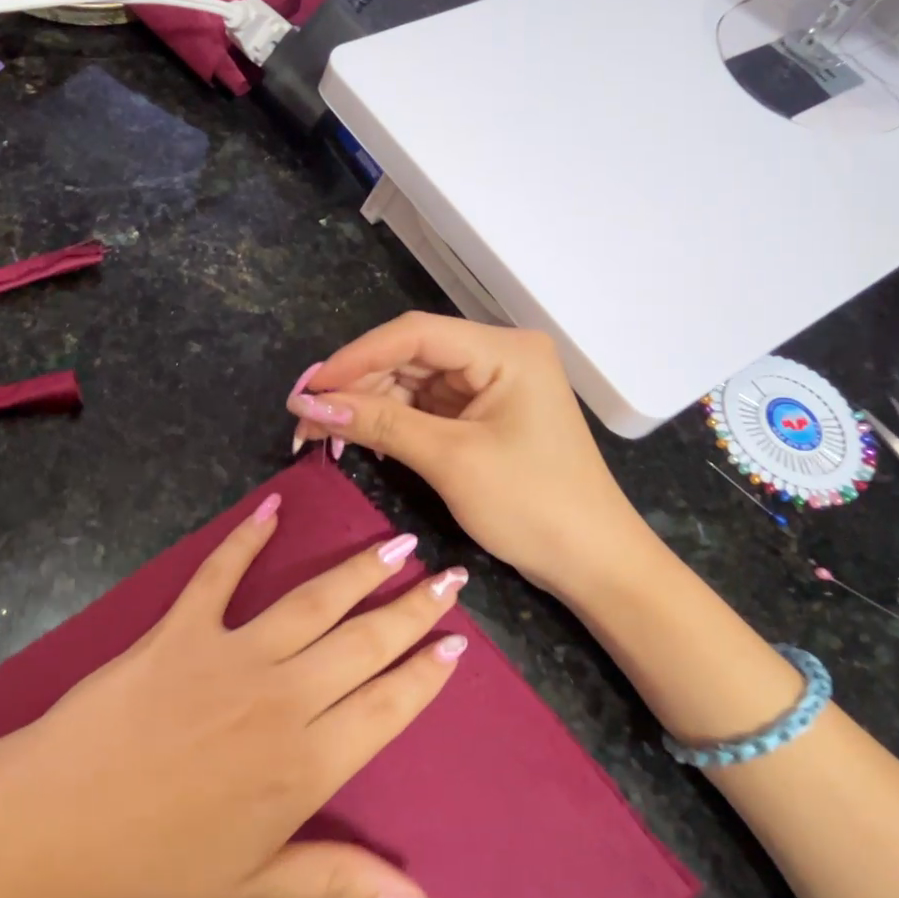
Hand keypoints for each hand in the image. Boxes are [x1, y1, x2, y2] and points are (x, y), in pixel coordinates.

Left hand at [0, 494, 469, 897]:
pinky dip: (245, 540)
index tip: (458, 640)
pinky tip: (271, 510)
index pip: (388, 707)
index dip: (426, 672)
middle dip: (412, 608)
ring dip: (357, 571)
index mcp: (307, 764)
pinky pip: (218, 576)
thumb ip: (349, 883)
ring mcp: (228, 656)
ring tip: (397, 544)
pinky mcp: (176, 631)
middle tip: (449, 575)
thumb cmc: (152, 870)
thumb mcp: (257, 888)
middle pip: (363, 644)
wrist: (51, 828)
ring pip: (311, 604)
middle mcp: (282, 698)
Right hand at [285, 313, 646, 598]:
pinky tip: (360, 441)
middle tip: (304, 420)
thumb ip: (379, 424)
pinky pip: (425, 408)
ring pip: (411, 382)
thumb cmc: (532, 505)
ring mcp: (491, 387)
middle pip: (408, 356)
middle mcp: (497, 356)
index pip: (413, 334)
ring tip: (322, 435)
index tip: (305, 390)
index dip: (353, 358)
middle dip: (356, 386)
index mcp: (504, 350)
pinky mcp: (483, 416)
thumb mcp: (450, 460)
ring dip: (367, 407)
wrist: (593, 562)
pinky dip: (391, 424)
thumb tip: (307, 404)